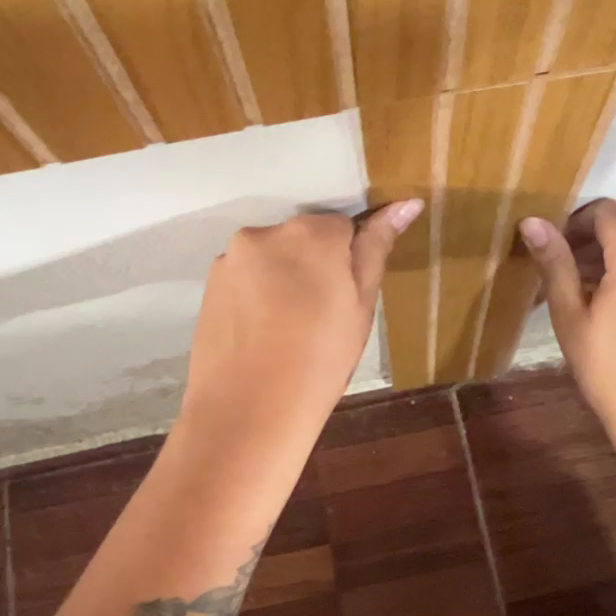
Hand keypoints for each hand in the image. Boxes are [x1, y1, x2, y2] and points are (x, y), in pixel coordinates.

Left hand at [180, 200, 423, 444]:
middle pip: (303, 239)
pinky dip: (257, 298)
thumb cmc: (320, 360)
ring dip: (283, 280)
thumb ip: (377, 249)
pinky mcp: (209, 285)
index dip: (349, 263)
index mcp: (311, 233)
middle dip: (314, 267)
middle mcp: (265, 233)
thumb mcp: (361, 307)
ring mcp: (231, 259)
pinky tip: (262, 336)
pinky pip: (246, 279)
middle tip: (321, 319)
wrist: (248, 411)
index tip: (346, 300)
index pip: (343, 227)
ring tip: (288, 332)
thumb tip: (406, 204)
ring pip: (272, 259)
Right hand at [519, 199, 615, 451]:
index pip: (607, 212)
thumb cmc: (608, 373)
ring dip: (605, 271)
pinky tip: (606, 321)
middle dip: (586, 250)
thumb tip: (532, 221)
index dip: (576, 220)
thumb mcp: (572, 319)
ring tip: (576, 307)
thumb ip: (555, 265)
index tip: (552, 248)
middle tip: (554, 283)